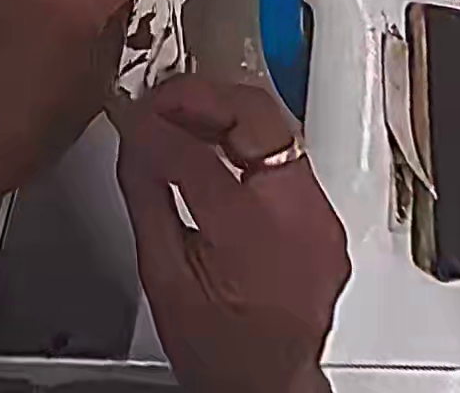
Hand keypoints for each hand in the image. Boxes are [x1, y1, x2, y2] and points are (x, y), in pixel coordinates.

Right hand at [111, 77, 350, 392]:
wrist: (271, 389)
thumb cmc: (218, 351)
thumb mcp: (163, 276)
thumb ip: (147, 197)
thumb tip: (135, 140)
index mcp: (254, 240)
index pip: (198, 158)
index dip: (157, 129)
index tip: (135, 118)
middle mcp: (300, 218)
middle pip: (255, 117)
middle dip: (201, 97)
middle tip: (163, 98)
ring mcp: (320, 213)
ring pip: (274, 125)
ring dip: (222, 111)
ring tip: (181, 113)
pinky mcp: (325, 213)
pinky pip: (284, 151)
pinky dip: (243, 135)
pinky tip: (213, 138)